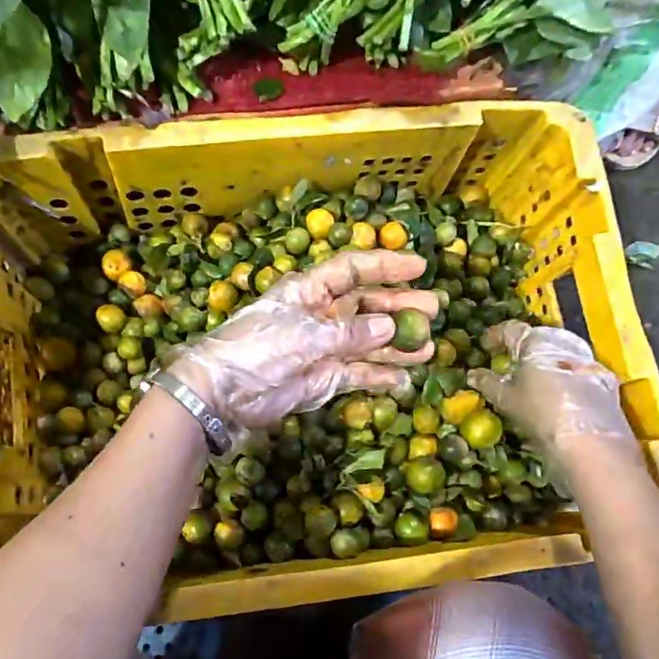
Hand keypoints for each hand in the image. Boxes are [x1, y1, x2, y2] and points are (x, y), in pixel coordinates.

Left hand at [166, 250, 440, 429]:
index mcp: (309, 291)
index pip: (353, 270)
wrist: (223, 393)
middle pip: (367, 305)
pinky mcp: (325, 377)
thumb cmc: (257, 350)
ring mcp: (325, 347)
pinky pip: (360, 373)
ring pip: (369, 341)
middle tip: (434, 310)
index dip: (385, 266)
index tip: (419, 267)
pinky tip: (405, 377)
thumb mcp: (303, 335)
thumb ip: (349, 333)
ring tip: (428, 346)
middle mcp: (321, 315)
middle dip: (400, 306)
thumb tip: (389, 327)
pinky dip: (381, 375)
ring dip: (397, 343)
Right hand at [466, 322, 637, 489]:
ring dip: (542, 364)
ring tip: (529, 382)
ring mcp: (585, 359)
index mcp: (535, 341)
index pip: (510, 329)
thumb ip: (488, 383)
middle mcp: (563, 341)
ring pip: (557, 355)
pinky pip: (573, 372)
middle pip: (537, 339)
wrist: (590, 439)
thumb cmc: (540, 411)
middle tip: (505, 365)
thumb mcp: (506, 399)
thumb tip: (473, 374)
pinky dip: (560, 379)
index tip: (484, 346)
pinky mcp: (602, 379)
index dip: (494, 336)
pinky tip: (553, 397)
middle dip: (520, 350)